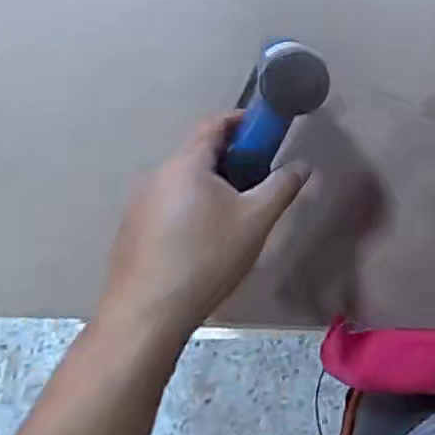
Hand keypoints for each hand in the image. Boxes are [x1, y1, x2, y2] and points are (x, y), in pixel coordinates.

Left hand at [98, 113, 309, 339]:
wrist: (148, 313)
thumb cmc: (207, 257)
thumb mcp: (256, 220)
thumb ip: (282, 186)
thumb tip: (303, 165)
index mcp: (186, 164)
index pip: (213, 124)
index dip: (242, 121)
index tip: (265, 132)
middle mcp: (156, 175)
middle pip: (198, 153)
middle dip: (231, 158)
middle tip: (258, 178)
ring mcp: (138, 203)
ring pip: (183, 181)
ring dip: (211, 184)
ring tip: (235, 214)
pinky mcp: (131, 230)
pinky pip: (168, 204)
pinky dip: (191, 206)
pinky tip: (204, 240)